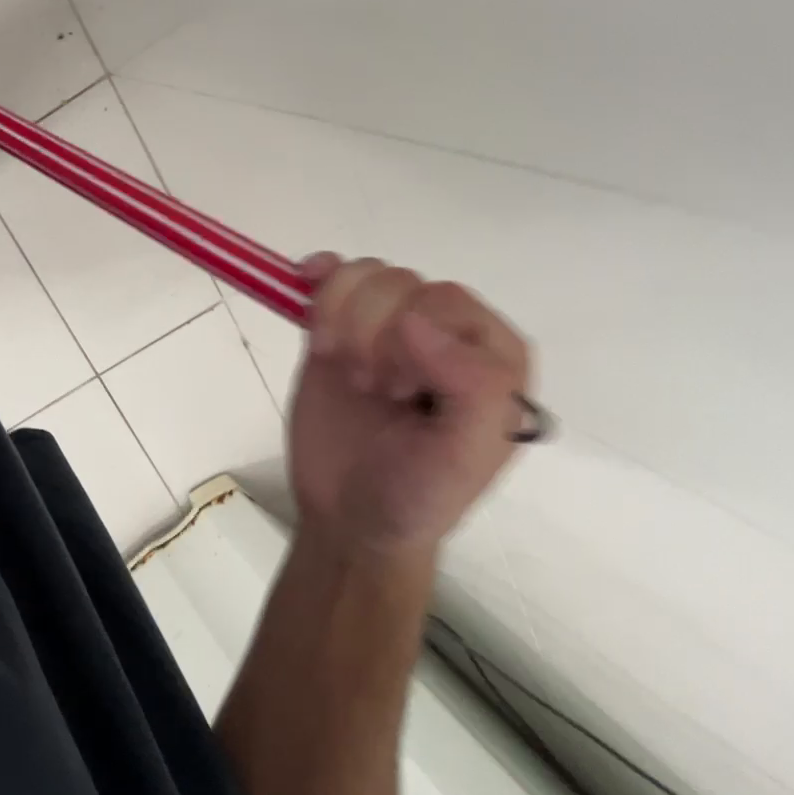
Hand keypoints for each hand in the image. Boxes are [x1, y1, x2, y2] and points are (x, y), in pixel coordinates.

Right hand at [288, 253, 532, 556]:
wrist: (350, 518)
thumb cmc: (416, 493)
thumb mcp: (463, 453)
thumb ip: (471, 386)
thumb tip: (414, 322)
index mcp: (490, 358)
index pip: (446, 304)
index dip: (410, 339)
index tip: (398, 392)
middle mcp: (443, 335)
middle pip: (401, 285)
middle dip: (371, 334)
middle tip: (370, 388)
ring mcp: (384, 331)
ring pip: (365, 277)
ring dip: (339, 317)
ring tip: (340, 366)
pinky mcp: (336, 335)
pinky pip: (332, 280)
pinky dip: (318, 277)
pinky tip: (302, 281)